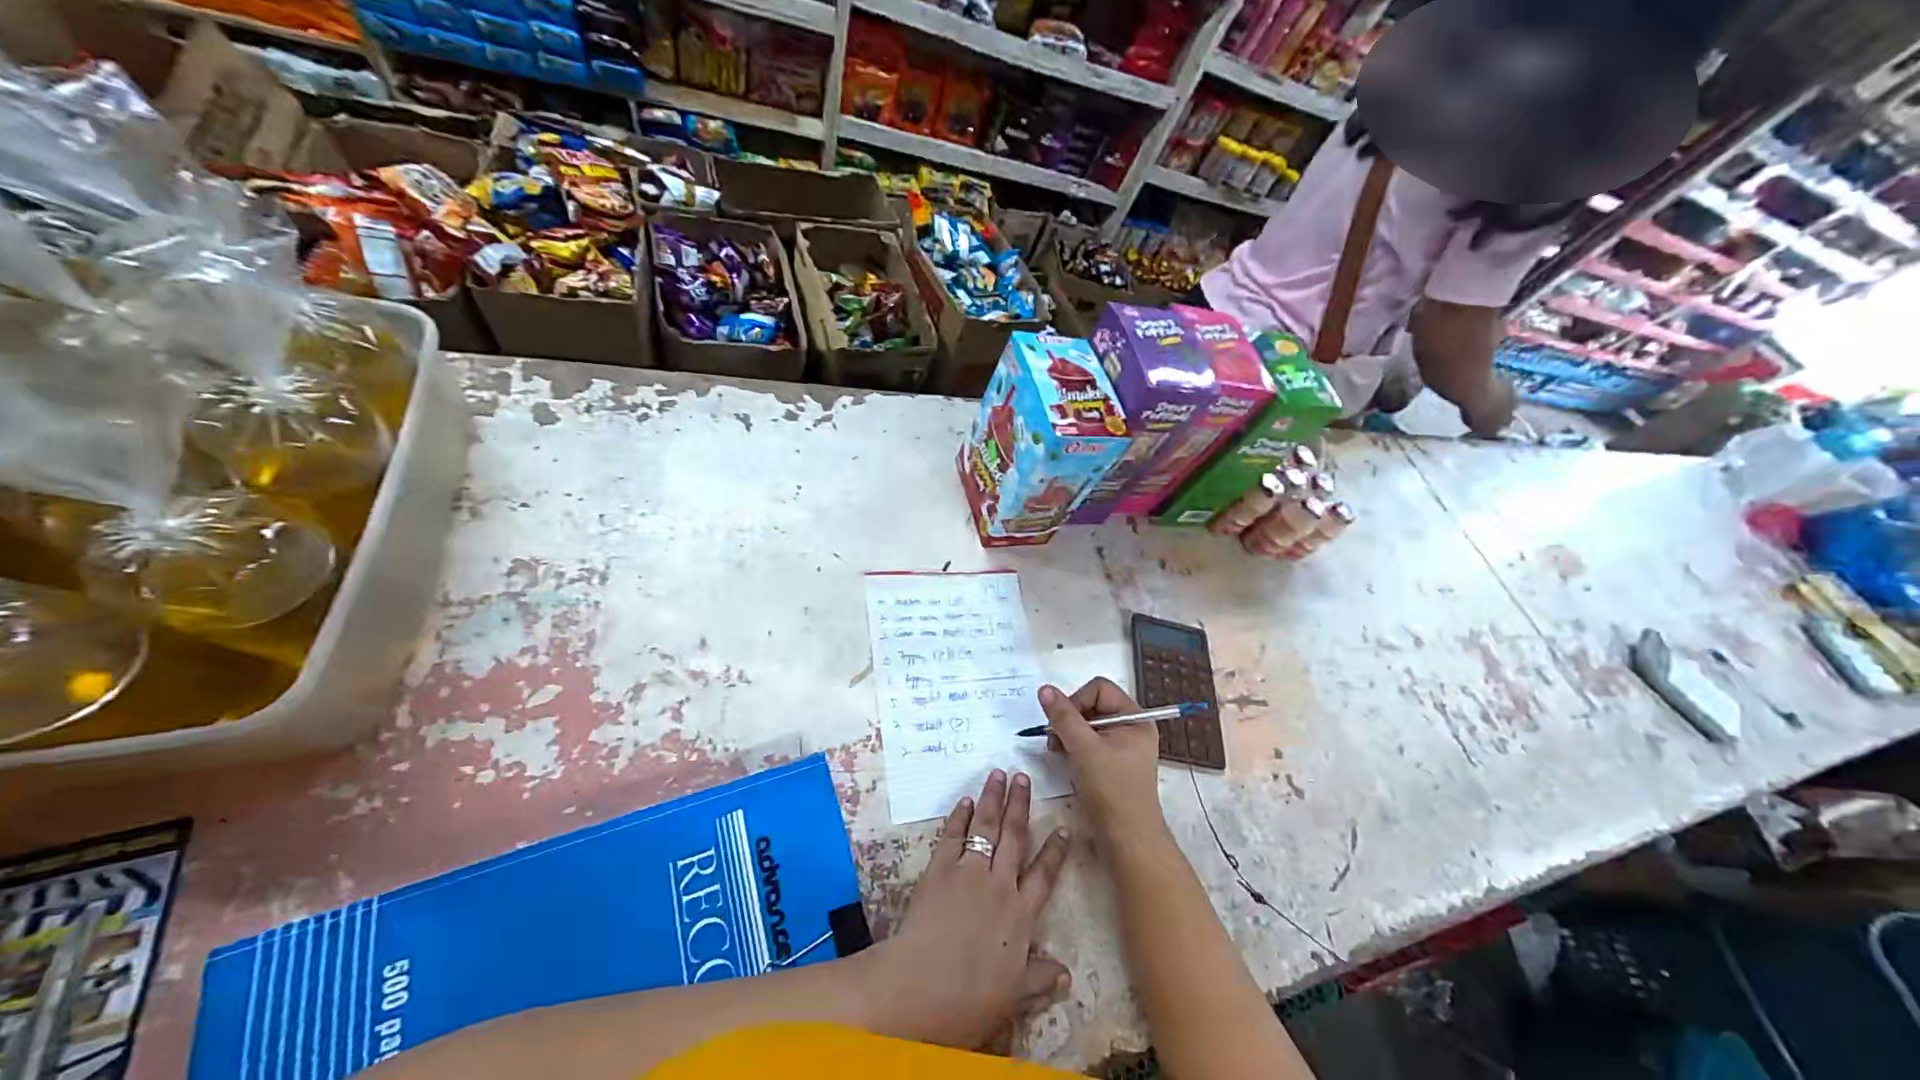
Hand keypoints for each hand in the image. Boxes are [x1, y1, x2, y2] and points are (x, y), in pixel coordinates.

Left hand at [866, 769, 1070, 1049]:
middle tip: (1024, 776)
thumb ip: (1040, 978)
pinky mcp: (939, 870)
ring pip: (985, 827)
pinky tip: (964, 801)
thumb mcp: (1015, 994)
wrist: (924, 984)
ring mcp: (968, 872)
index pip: (1044, 875)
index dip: (1055, 851)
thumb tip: (1066, 974)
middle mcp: (999, 884)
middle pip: (1014, 837)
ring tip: (998, 774)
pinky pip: (952, 836)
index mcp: (1021, 914)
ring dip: (992, 799)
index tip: (1064, 827)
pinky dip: (959, 817)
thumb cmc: (973, 996)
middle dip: (1020, 805)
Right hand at [1038, 679, 1165, 840]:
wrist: (1126, 838)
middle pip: (1092, 704)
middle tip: (1055, 740)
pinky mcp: (1110, 762)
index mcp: (1135, 718)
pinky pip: (1088, 741)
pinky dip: (1073, 747)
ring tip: (1058, 751)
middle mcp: (1130, 727)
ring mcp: (1121, 746)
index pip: (1099, 689)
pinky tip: (1065, 760)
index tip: (1062, 723)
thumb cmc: (1110, 789)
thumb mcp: (1083, 748)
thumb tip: (1045, 689)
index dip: (1076, 700)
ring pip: (1086, 724)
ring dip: (1068, 733)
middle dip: (1069, 719)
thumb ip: (1063, 716)